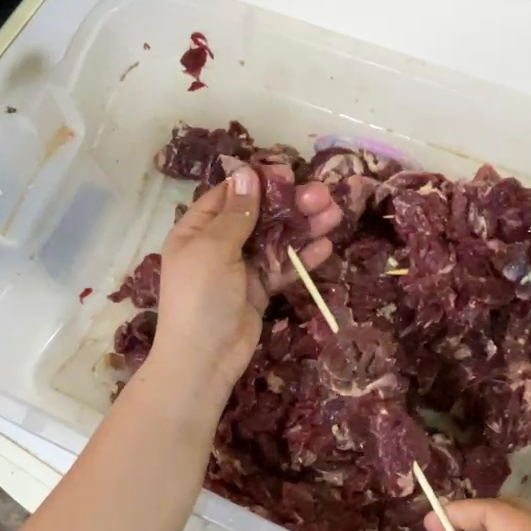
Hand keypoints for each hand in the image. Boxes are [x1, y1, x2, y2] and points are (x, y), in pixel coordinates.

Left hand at [151, 164, 340, 394]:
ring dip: (304, 227)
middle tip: (322, 194)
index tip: (288, 173)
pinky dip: (302, 258)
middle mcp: (217, 246)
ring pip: (275, 240)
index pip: (228, 196)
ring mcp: (239, 269)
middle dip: (290, 204)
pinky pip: (282, 269)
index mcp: (196, 231)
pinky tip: (326, 246)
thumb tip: (246, 172)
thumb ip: (237, 213)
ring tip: (334, 213)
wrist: (204, 357)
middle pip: (258, 216)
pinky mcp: (258, 291)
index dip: (258, 183)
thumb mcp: (214, 248)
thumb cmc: (201, 297)